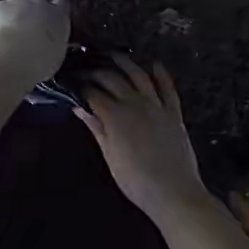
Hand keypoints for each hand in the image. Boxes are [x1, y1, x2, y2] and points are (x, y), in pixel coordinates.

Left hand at [0, 0, 70, 82]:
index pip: (61, 7)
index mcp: (59, 16)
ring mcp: (18, 2)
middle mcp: (40, 4)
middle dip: (32, 17)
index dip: (53, 16)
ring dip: (13, 20)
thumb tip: (48, 46)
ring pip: (15, 8)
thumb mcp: (56, 57)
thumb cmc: (39, 61)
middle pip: (37, 5)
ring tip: (8, 42)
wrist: (12, 57)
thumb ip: (54, 44)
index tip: (49, 26)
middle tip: (26, 38)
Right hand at [77, 54, 210, 223]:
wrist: (173, 193)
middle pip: (113, 78)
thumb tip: (80, 108)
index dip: (82, 86)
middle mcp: (135, 103)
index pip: (94, 93)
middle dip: (97, 71)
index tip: (74, 83)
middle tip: (87, 69)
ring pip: (139, 75)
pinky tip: (154, 64)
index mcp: (115, 116)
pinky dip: (161, 73)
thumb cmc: (135, 181)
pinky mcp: (174, 111)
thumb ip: (96, 128)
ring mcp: (156, 105)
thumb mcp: (110, 156)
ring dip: (125, 62)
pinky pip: (167, 87)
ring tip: (113, 55)